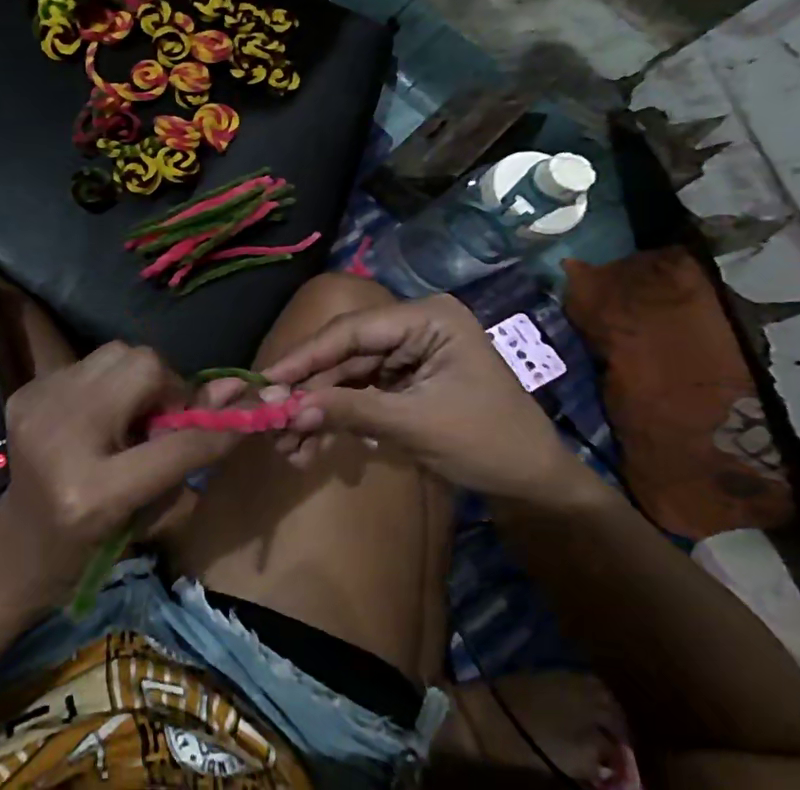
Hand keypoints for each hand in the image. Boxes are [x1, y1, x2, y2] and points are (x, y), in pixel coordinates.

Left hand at [0, 342, 239, 607]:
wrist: (16, 543)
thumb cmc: (90, 547)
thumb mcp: (148, 514)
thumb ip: (190, 454)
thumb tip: (236, 395)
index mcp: (93, 492)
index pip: (176, 445)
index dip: (216, 428)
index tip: (242, 415)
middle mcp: (61, 436)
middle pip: (142, 366)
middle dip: (169, 386)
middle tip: (166, 417)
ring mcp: (38, 406)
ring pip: (117, 352)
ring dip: (139, 378)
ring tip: (132, 414)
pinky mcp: (25, 391)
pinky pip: (89, 363)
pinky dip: (108, 383)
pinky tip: (99, 415)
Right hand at [261, 295, 587, 502]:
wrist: (534, 482)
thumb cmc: (488, 442)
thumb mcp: (414, 425)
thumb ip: (349, 410)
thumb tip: (289, 411)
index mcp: (427, 319)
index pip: (351, 331)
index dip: (304, 356)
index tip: (265, 380)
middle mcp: (413, 327)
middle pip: (344, 353)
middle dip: (308, 391)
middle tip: (270, 420)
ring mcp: (407, 353)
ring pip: (345, 375)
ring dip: (317, 409)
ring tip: (289, 446)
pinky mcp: (403, 379)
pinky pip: (359, 392)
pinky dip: (337, 416)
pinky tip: (313, 444)